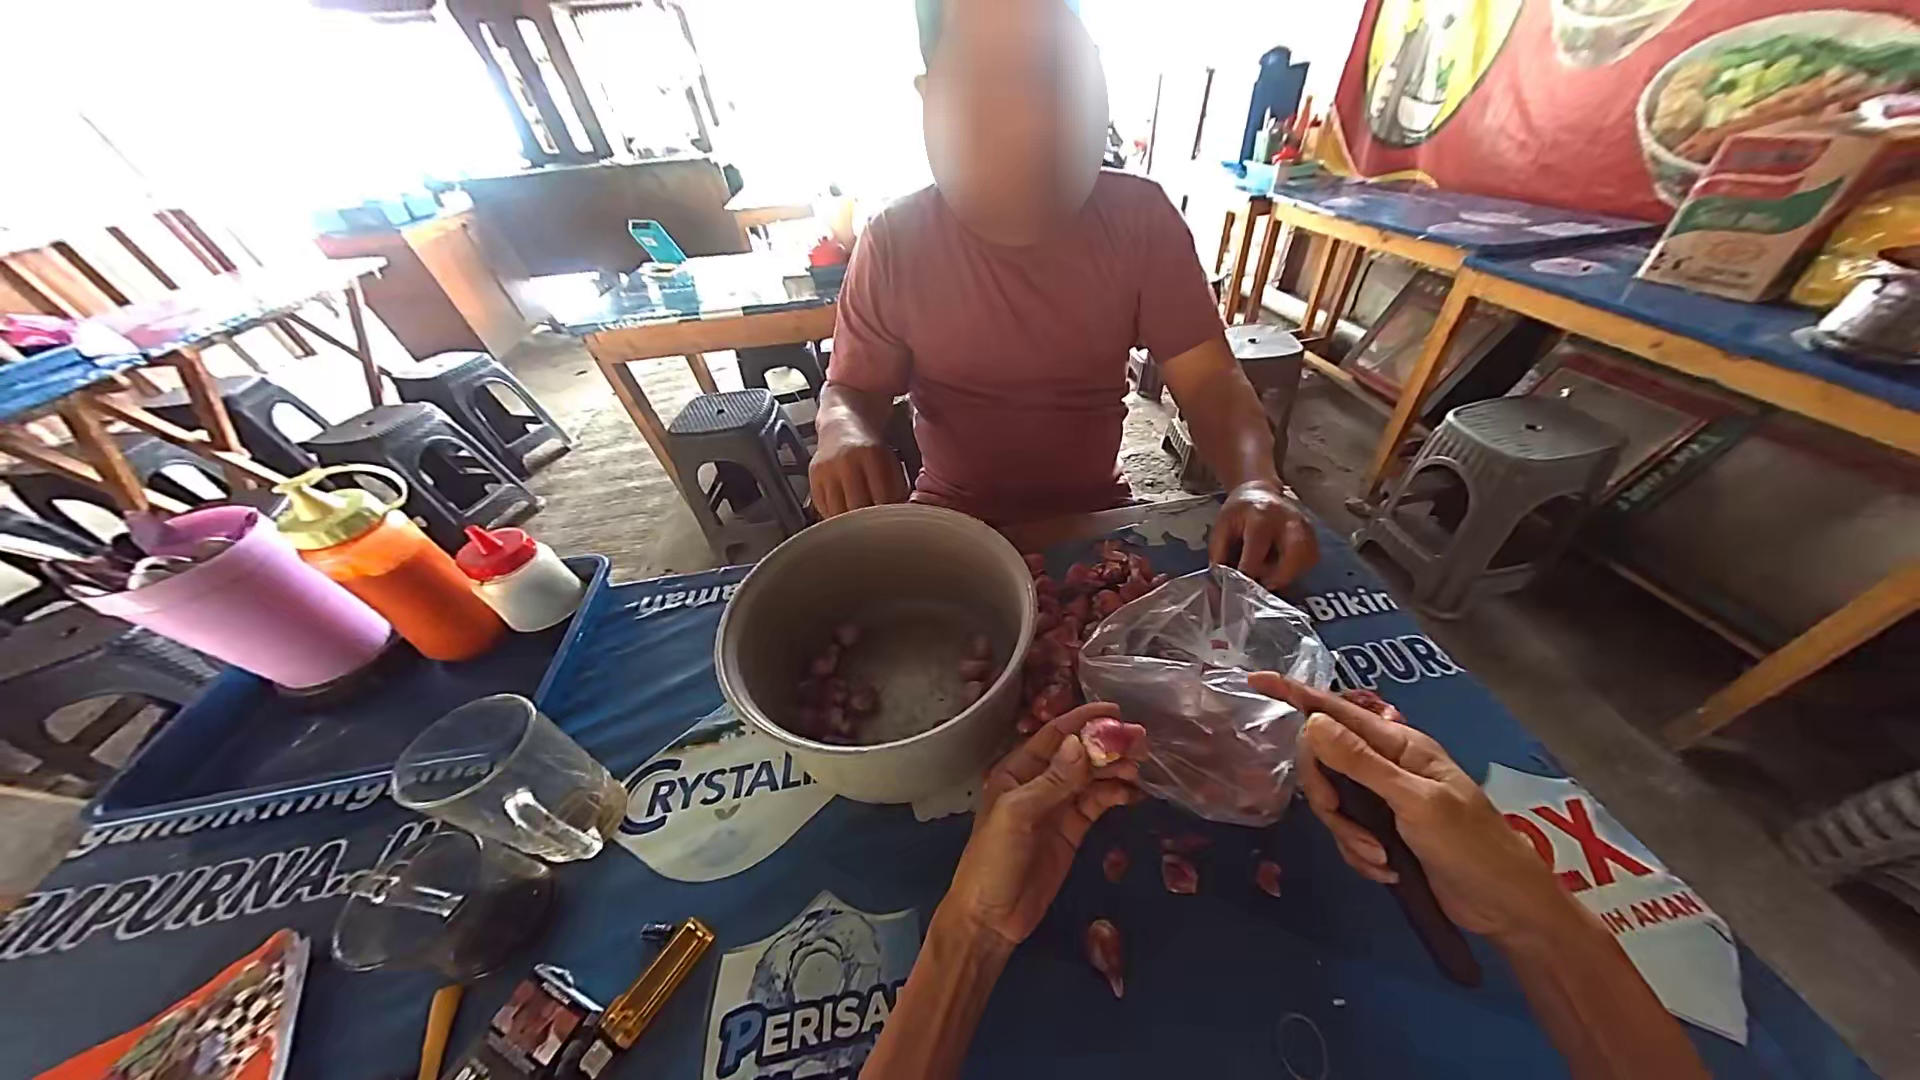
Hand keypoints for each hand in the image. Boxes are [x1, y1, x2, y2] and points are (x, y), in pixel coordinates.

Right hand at [808, 410, 907, 516]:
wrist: (843, 425)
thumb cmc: (872, 451)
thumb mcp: (890, 463)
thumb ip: (896, 489)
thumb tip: (897, 518)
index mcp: (872, 456)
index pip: (882, 498)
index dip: (888, 515)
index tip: (891, 522)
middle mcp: (846, 461)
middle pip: (858, 507)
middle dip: (868, 522)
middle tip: (875, 528)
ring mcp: (827, 469)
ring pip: (838, 511)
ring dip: (849, 523)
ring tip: (859, 525)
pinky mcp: (813, 476)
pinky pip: (823, 507)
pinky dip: (835, 516)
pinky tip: (845, 514)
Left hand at [936, 703, 1146, 952]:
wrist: (991, 918)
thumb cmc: (994, 860)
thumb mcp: (1018, 815)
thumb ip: (1052, 780)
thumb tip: (1080, 743)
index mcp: (1018, 769)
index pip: (1055, 735)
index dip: (1083, 720)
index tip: (1115, 711)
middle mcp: (1039, 781)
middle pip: (1079, 754)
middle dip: (1107, 745)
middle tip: (1141, 741)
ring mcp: (1057, 805)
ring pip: (1091, 778)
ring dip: (1115, 770)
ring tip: (1140, 768)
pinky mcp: (1072, 830)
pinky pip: (1097, 803)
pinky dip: (1115, 795)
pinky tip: (1133, 793)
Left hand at [1210, 480, 1318, 589]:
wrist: (1259, 491)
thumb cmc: (1238, 512)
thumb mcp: (1221, 528)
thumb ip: (1219, 555)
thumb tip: (1220, 582)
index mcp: (1260, 517)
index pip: (1257, 550)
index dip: (1248, 572)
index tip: (1239, 587)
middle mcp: (1287, 520)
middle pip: (1295, 552)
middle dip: (1281, 576)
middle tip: (1264, 585)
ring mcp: (1304, 525)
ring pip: (1307, 557)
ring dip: (1290, 574)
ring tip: (1272, 577)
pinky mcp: (1312, 532)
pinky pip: (1312, 557)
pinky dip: (1298, 569)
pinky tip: (1282, 569)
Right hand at [1253, 674, 1573, 944]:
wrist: (1511, 913)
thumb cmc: (1476, 848)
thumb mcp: (1417, 803)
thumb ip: (1361, 762)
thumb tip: (1310, 723)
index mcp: (1396, 744)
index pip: (1333, 709)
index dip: (1292, 693)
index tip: (1255, 680)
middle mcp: (1381, 762)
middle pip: (1320, 759)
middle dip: (1325, 795)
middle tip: (1346, 823)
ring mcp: (1377, 795)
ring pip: (1327, 798)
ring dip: (1346, 832)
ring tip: (1379, 857)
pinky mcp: (1376, 827)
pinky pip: (1341, 828)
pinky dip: (1356, 851)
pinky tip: (1385, 869)